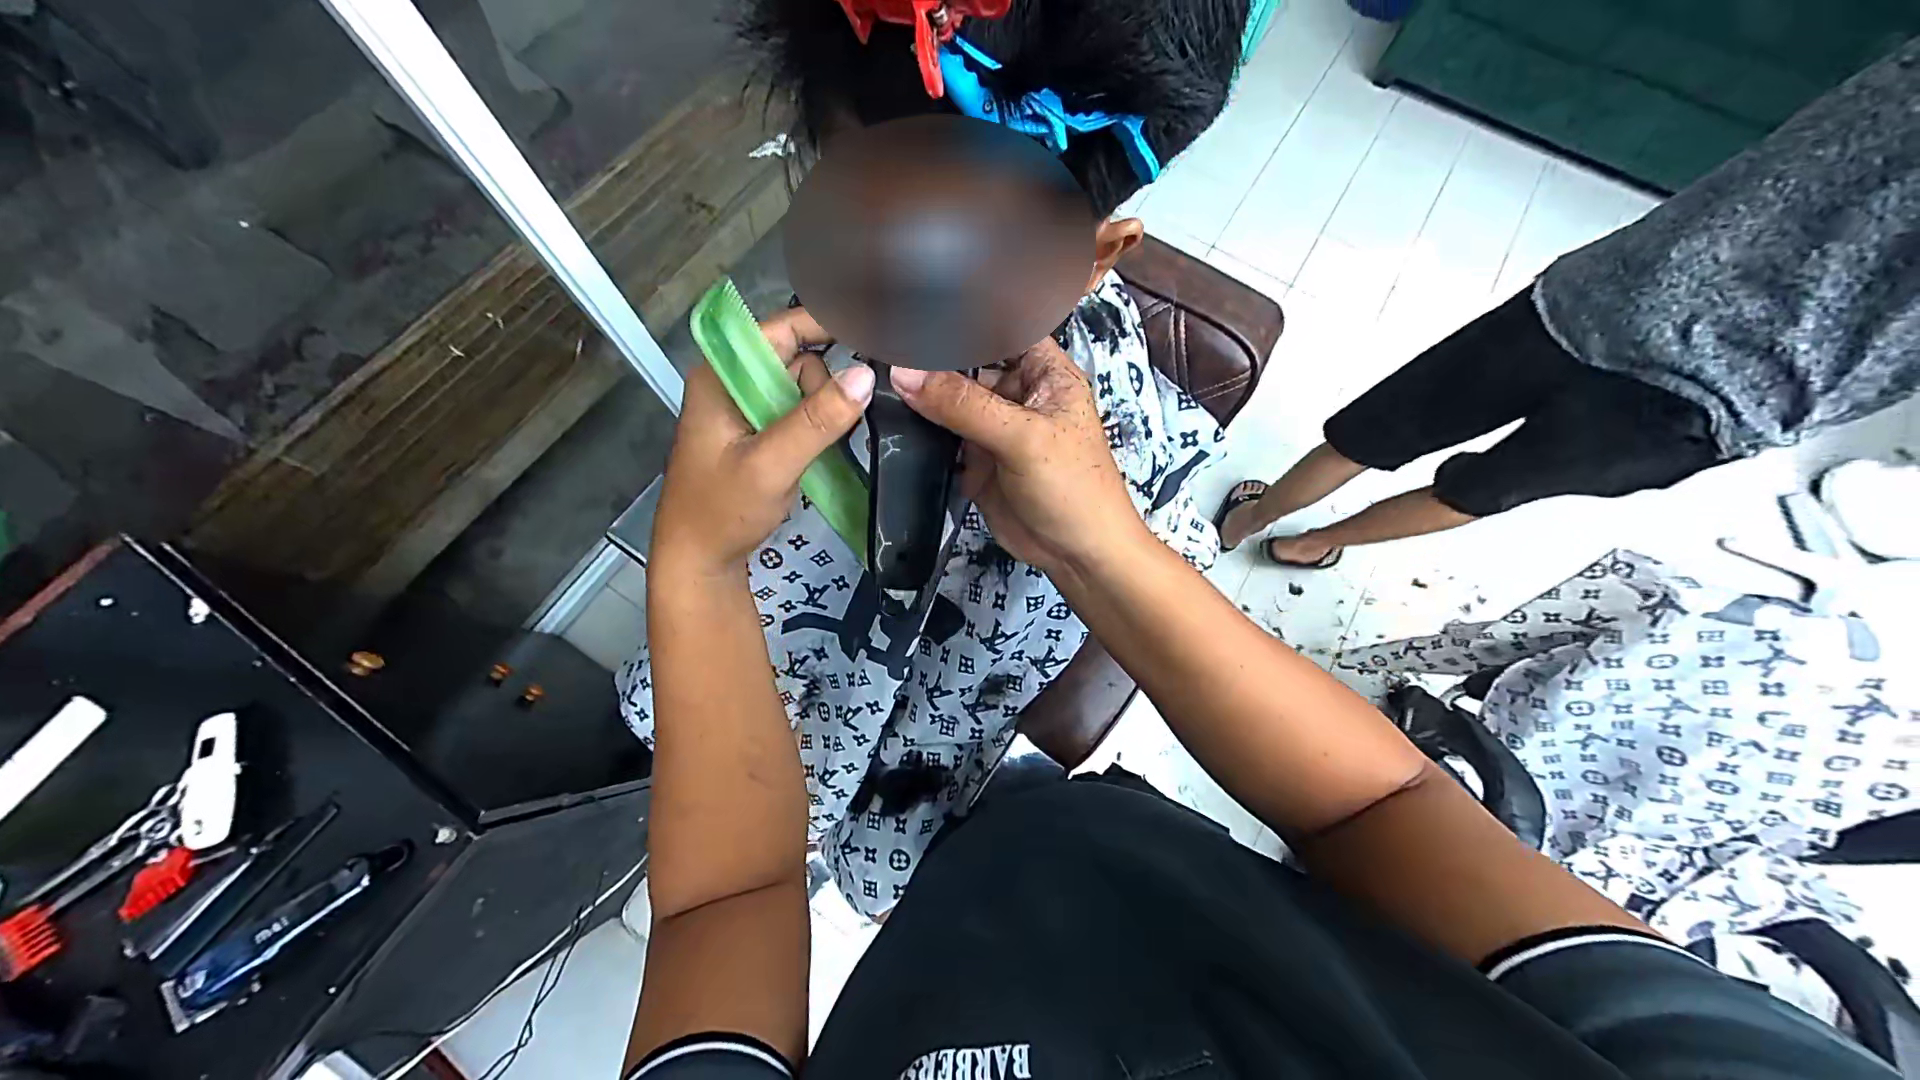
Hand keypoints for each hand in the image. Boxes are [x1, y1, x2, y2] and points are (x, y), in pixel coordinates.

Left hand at [652, 307, 873, 579]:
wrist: (699, 558)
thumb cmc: (722, 511)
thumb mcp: (771, 465)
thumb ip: (816, 421)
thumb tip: (864, 377)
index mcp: (723, 375)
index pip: (781, 328)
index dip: (825, 327)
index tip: (873, 337)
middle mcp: (733, 381)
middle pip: (798, 358)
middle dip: (824, 387)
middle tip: (826, 430)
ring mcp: (745, 407)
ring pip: (804, 388)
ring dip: (822, 412)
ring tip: (816, 450)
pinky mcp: (758, 431)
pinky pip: (800, 413)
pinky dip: (817, 427)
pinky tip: (817, 451)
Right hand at [889, 336, 1147, 575]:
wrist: (1077, 554)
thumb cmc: (1071, 486)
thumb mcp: (1022, 438)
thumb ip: (964, 405)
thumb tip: (904, 374)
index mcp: (1043, 372)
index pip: (998, 329)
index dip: (962, 316)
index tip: (913, 308)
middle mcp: (1016, 393)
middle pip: (967, 365)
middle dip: (930, 358)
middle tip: (880, 343)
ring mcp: (993, 428)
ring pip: (950, 401)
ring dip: (920, 395)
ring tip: (873, 374)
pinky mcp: (975, 460)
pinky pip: (942, 437)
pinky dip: (919, 431)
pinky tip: (886, 416)